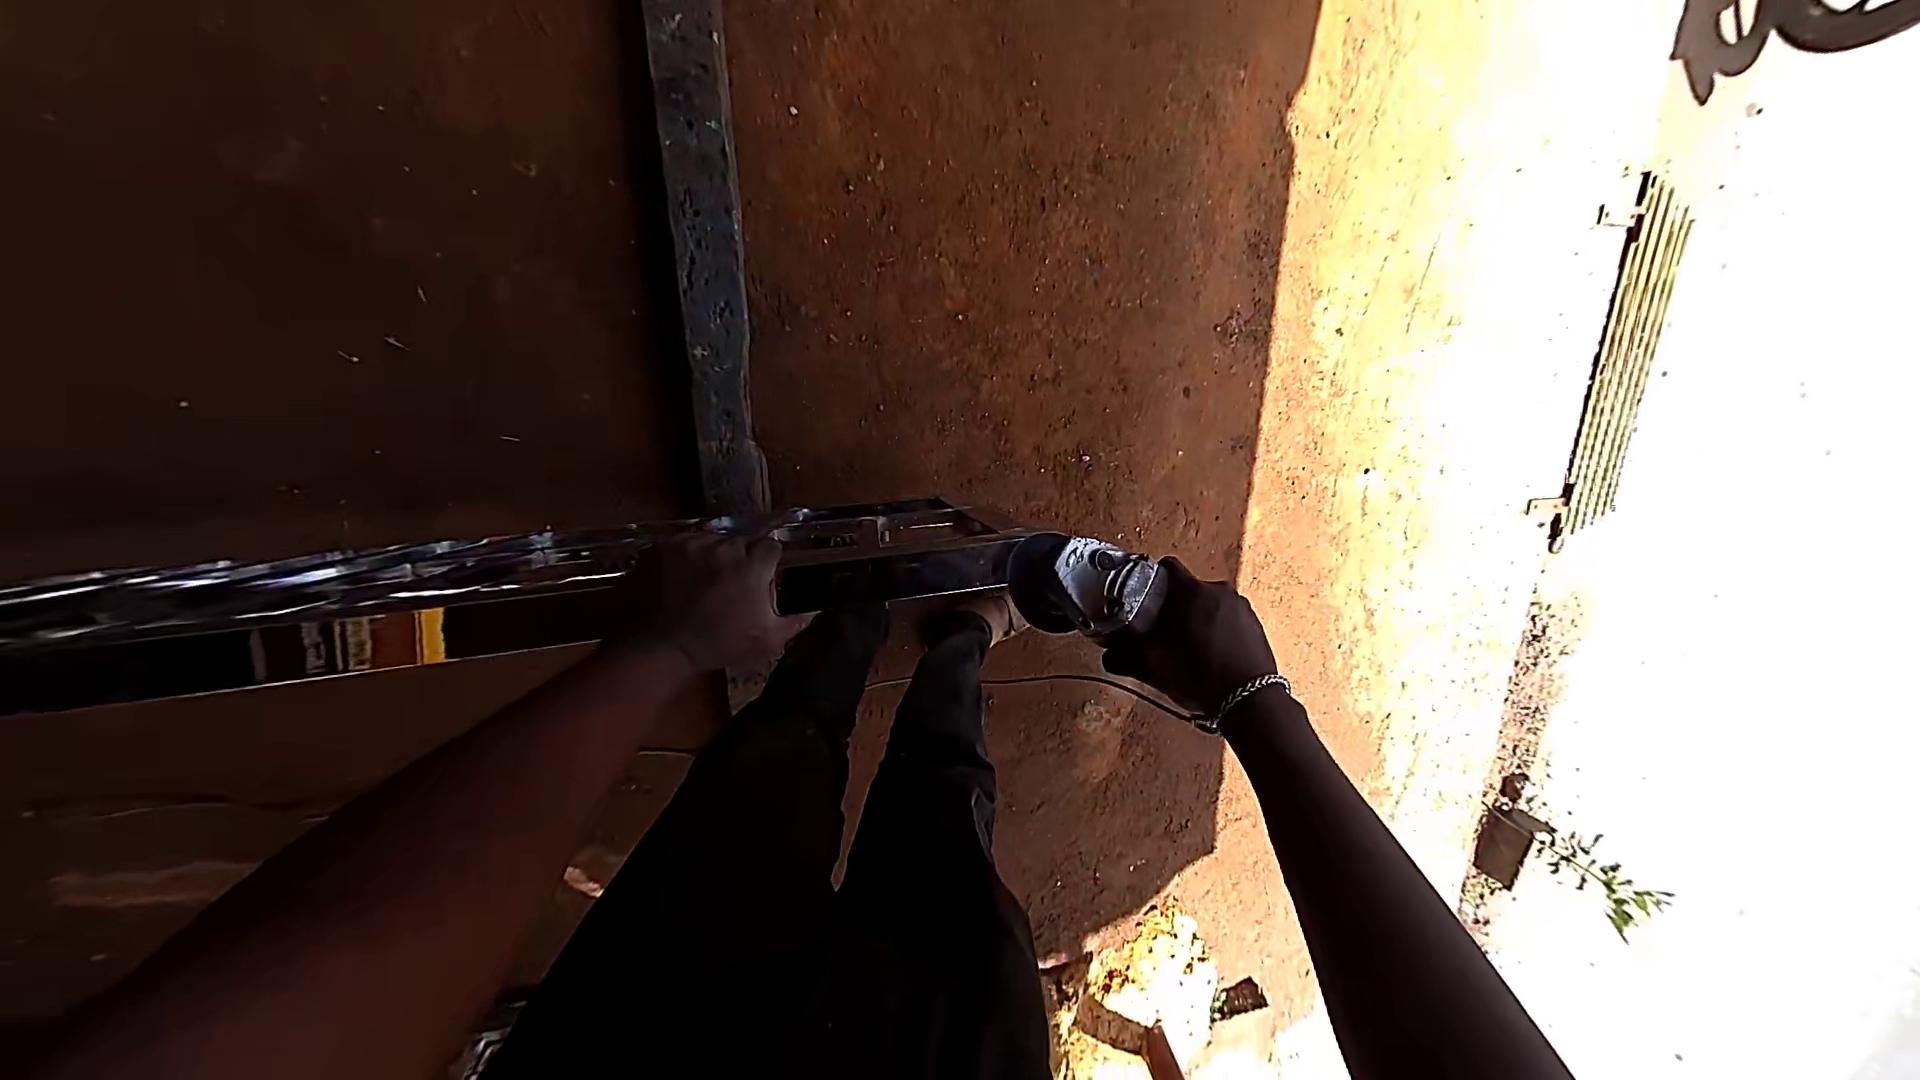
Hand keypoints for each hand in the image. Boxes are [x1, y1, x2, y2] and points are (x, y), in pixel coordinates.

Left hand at [617, 533, 806, 671]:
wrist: (658, 649)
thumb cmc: (719, 645)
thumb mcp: (768, 640)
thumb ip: (796, 620)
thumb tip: (815, 608)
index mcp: (752, 565)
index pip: (771, 546)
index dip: (767, 562)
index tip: (759, 578)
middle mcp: (723, 547)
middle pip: (741, 541)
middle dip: (741, 558)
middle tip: (731, 584)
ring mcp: (690, 544)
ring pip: (712, 540)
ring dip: (713, 556)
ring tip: (703, 583)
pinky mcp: (662, 547)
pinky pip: (684, 544)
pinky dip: (686, 557)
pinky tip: (682, 580)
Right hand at [1100, 557, 1276, 714]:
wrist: (1247, 700)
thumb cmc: (1199, 675)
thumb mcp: (1152, 665)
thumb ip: (1126, 655)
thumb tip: (1109, 655)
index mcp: (1191, 591)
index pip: (1168, 567)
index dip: (1155, 579)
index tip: (1149, 596)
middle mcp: (1218, 591)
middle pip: (1190, 588)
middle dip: (1177, 605)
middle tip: (1165, 629)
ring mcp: (1241, 607)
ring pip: (1211, 603)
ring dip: (1200, 617)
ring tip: (1190, 646)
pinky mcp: (1256, 624)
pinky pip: (1230, 619)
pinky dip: (1220, 630)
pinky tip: (1212, 655)